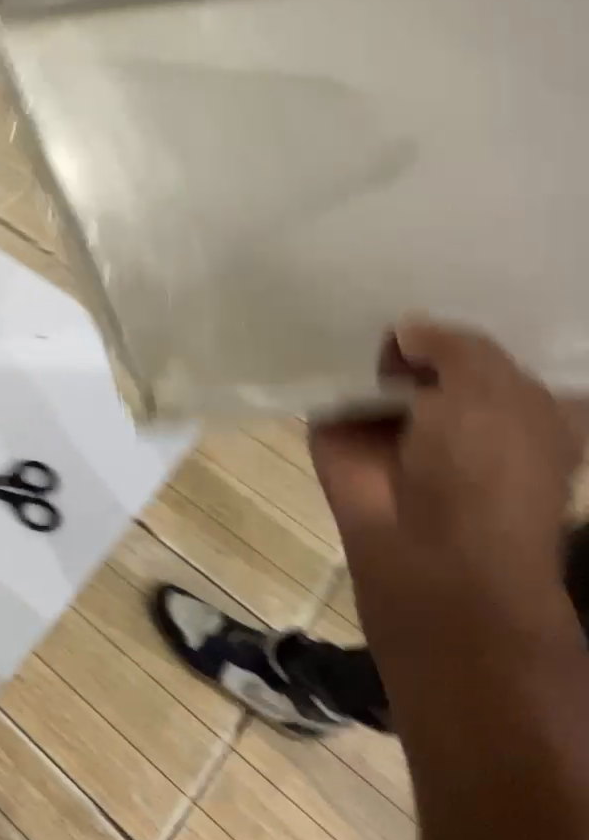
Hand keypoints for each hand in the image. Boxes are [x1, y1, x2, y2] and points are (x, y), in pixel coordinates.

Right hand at [312, 322, 581, 624]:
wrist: (425, 541)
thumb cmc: (486, 468)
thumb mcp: (492, 392)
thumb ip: (455, 347)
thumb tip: (407, 328)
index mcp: (529, 405)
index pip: (499, 354)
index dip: (472, 330)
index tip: (446, 299)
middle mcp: (466, 412)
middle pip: (436, 358)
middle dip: (418, 334)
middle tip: (392, 299)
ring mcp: (400, 425)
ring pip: (381, 372)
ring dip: (365, 351)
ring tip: (342, 310)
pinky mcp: (341, 435)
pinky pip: (330, 395)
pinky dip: (320, 376)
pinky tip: (310, 346)